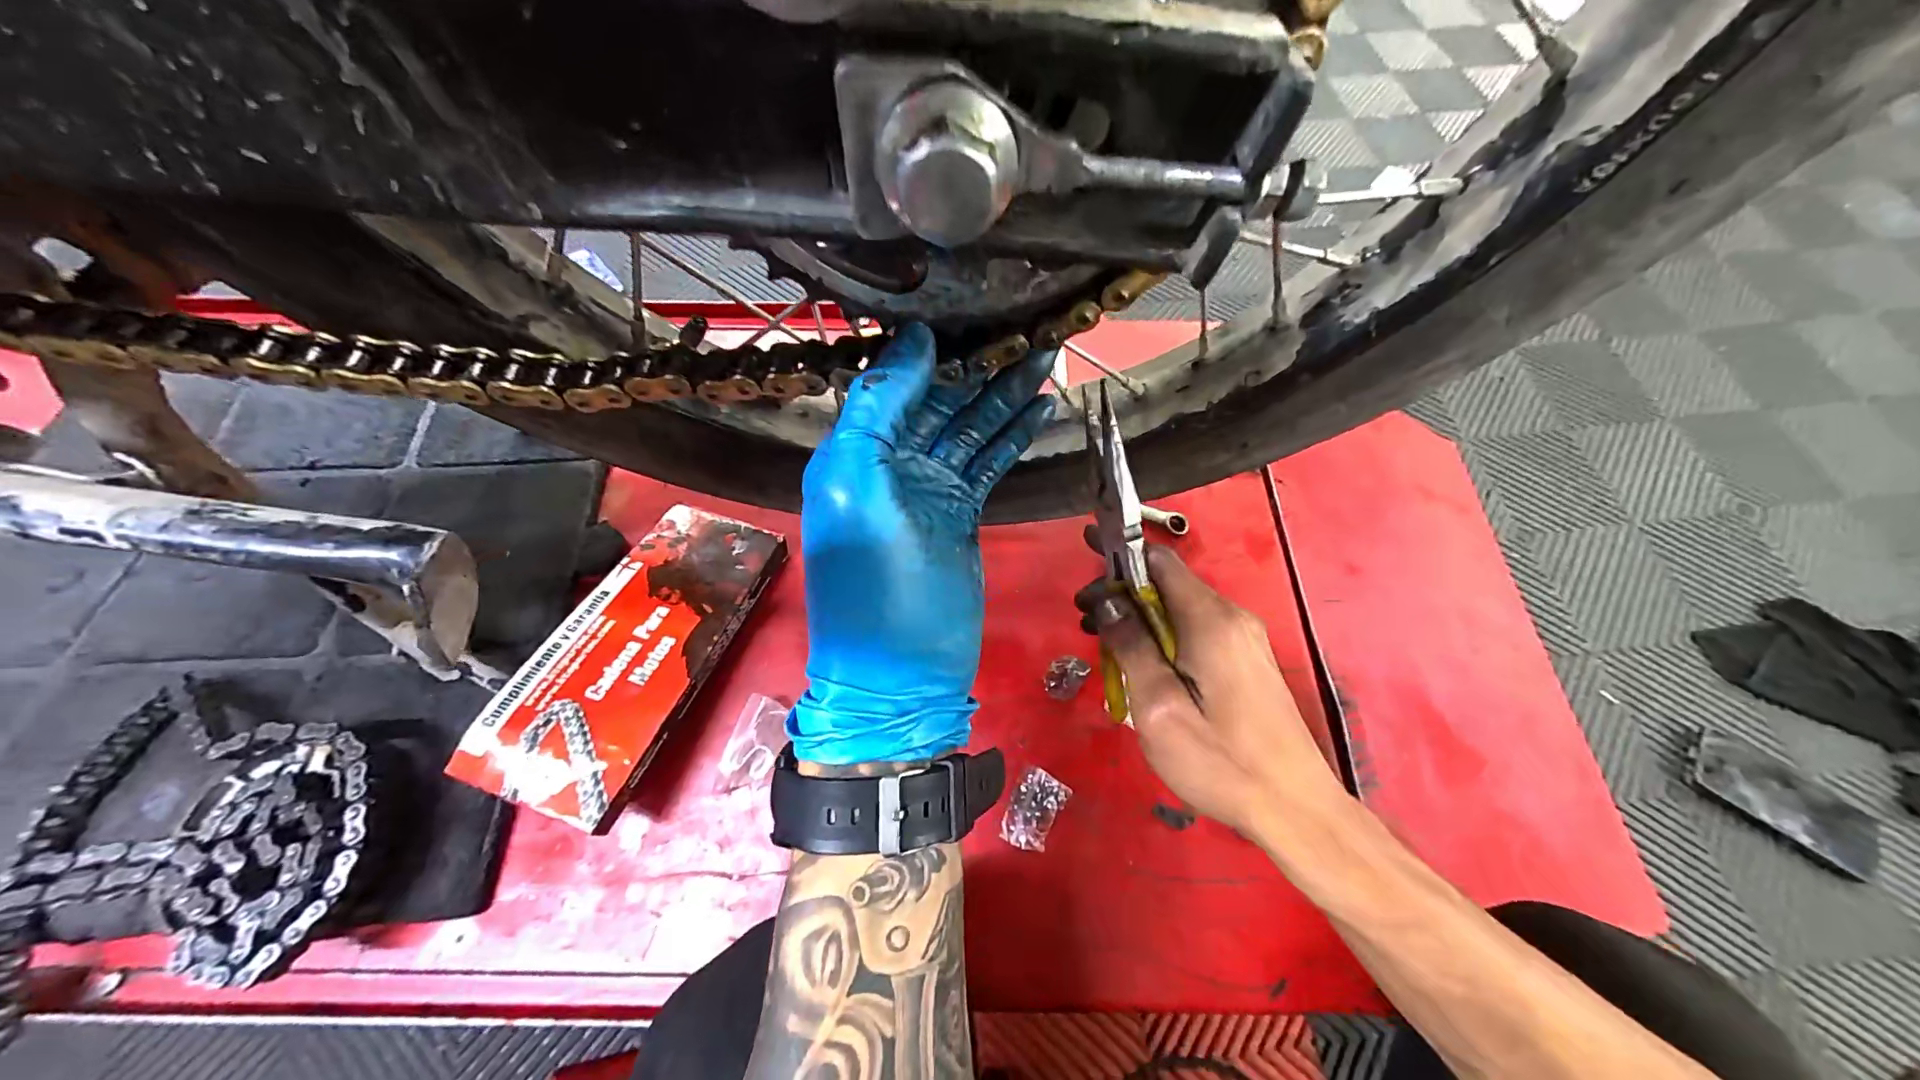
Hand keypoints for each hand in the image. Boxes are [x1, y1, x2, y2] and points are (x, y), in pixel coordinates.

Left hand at [789, 324, 1056, 765]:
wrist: (901, 672)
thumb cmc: (872, 585)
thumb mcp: (858, 488)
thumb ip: (877, 410)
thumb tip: (912, 341)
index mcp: (856, 450)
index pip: (896, 382)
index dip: (934, 348)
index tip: (974, 311)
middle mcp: (891, 461)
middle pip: (941, 400)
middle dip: (982, 366)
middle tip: (1027, 330)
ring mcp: (930, 487)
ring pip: (971, 427)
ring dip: (1005, 395)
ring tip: (1045, 358)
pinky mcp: (962, 511)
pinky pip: (988, 462)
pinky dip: (1011, 435)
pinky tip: (1040, 408)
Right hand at [1076, 542, 1347, 834]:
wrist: (1296, 810)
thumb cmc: (1220, 762)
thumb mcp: (1158, 708)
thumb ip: (1131, 648)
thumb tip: (1108, 602)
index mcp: (1211, 621)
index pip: (1160, 562)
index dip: (1119, 554)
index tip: (1086, 559)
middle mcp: (1233, 618)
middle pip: (1169, 583)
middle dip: (1123, 593)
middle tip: (1087, 621)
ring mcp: (1245, 640)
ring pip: (1181, 609)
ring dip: (1142, 618)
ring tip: (1108, 646)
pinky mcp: (1248, 661)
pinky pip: (1197, 631)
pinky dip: (1164, 636)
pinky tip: (1145, 665)